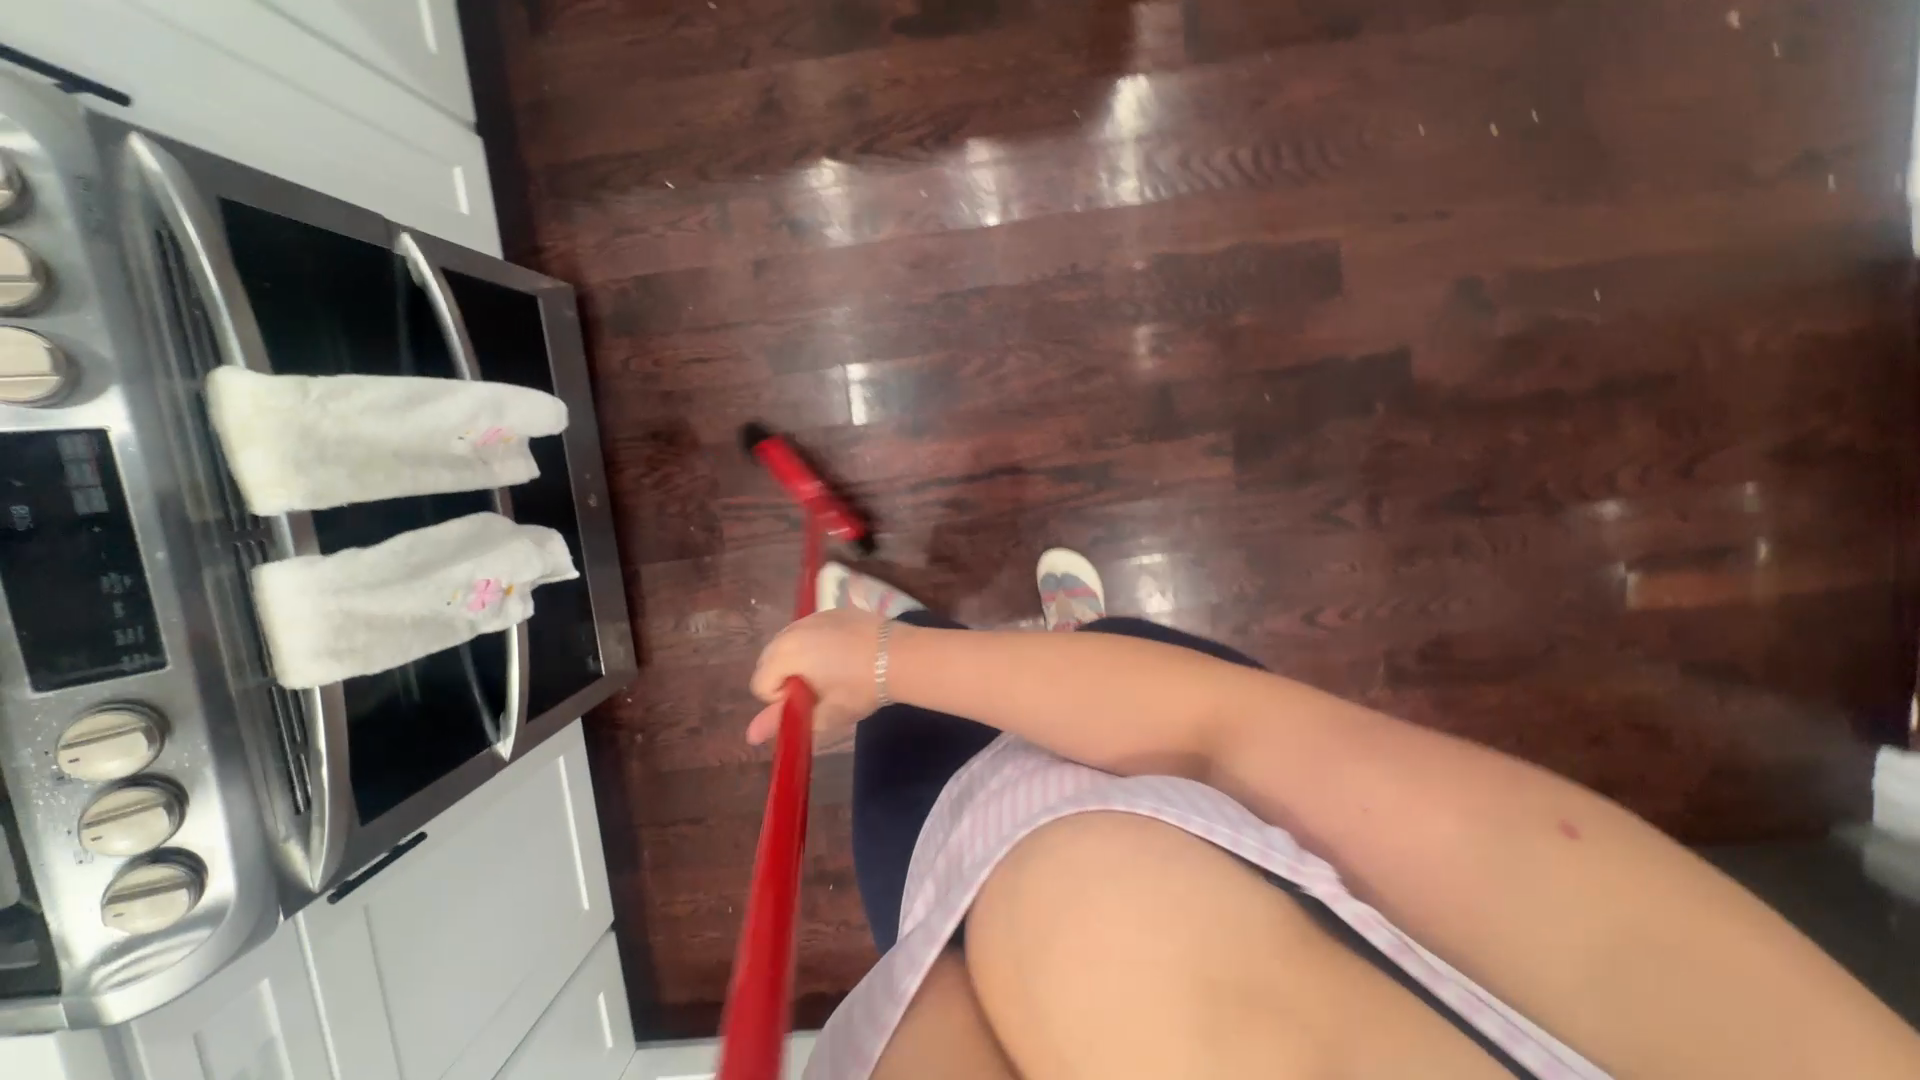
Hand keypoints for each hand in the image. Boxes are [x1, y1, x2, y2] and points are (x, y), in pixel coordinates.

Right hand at [747, 608, 891, 745]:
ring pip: (787, 642)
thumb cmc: (859, 688)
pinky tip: (842, 653)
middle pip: (769, 659)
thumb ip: (782, 721)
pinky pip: (809, 629)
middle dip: (784, 677)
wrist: (899, 656)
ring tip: (830, 672)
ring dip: (798, 659)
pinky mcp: (832, 610)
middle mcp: (791, 629)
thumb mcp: (822, 712)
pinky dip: (814, 642)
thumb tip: (749, 736)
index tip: (809, 702)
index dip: (781, 700)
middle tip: (817, 690)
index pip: (761, 683)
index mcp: (784, 654)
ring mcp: (812, 616)